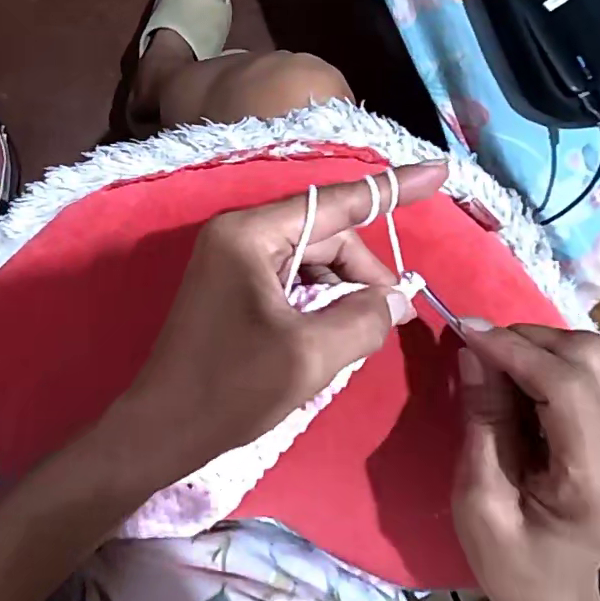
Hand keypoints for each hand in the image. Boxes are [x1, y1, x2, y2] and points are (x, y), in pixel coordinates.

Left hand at [102, 161, 447, 480]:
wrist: (161, 429)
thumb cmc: (230, 388)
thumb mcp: (310, 355)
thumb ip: (364, 318)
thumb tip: (395, 300)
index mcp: (250, 235)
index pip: (335, 203)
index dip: (390, 189)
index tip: (439, 170)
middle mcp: (237, 236)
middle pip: (323, 236)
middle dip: (363, 271)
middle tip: (393, 314)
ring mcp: (229, 261)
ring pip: (308, 260)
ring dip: (342, 290)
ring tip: (365, 329)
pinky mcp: (229, 288)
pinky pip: (288, 280)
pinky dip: (317, 301)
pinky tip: (333, 331)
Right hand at [451, 324, 599, 600]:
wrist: (553, 600)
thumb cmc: (507, 562)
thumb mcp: (478, 498)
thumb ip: (483, 420)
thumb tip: (474, 350)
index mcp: (597, 484)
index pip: (567, 386)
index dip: (514, 348)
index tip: (464, 330)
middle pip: (592, 360)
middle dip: (529, 339)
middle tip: (478, 346)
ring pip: (596, 360)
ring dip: (539, 346)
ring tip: (494, 360)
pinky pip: (592, 377)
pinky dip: (549, 362)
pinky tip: (517, 379)